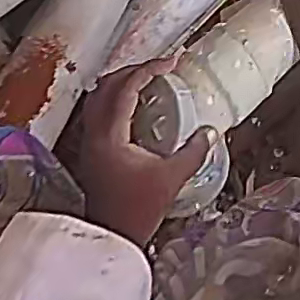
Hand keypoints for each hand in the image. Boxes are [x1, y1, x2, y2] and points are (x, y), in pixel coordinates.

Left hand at [75, 56, 215, 245]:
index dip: (148, 68)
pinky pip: (99, 111)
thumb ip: (193, 152)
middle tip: (159, 67)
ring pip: (98, 97)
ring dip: (121, 82)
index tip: (171, 61)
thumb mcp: (171, 179)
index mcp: (110, 135)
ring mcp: (89, 143)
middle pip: (107, 86)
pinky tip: (135, 106)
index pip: (125, 88)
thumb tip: (210, 131)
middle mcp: (94, 134)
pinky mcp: (91, 152)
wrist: (112, 238)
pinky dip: (115, 98)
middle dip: (134, 70)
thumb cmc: (138, 210)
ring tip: (146, 80)